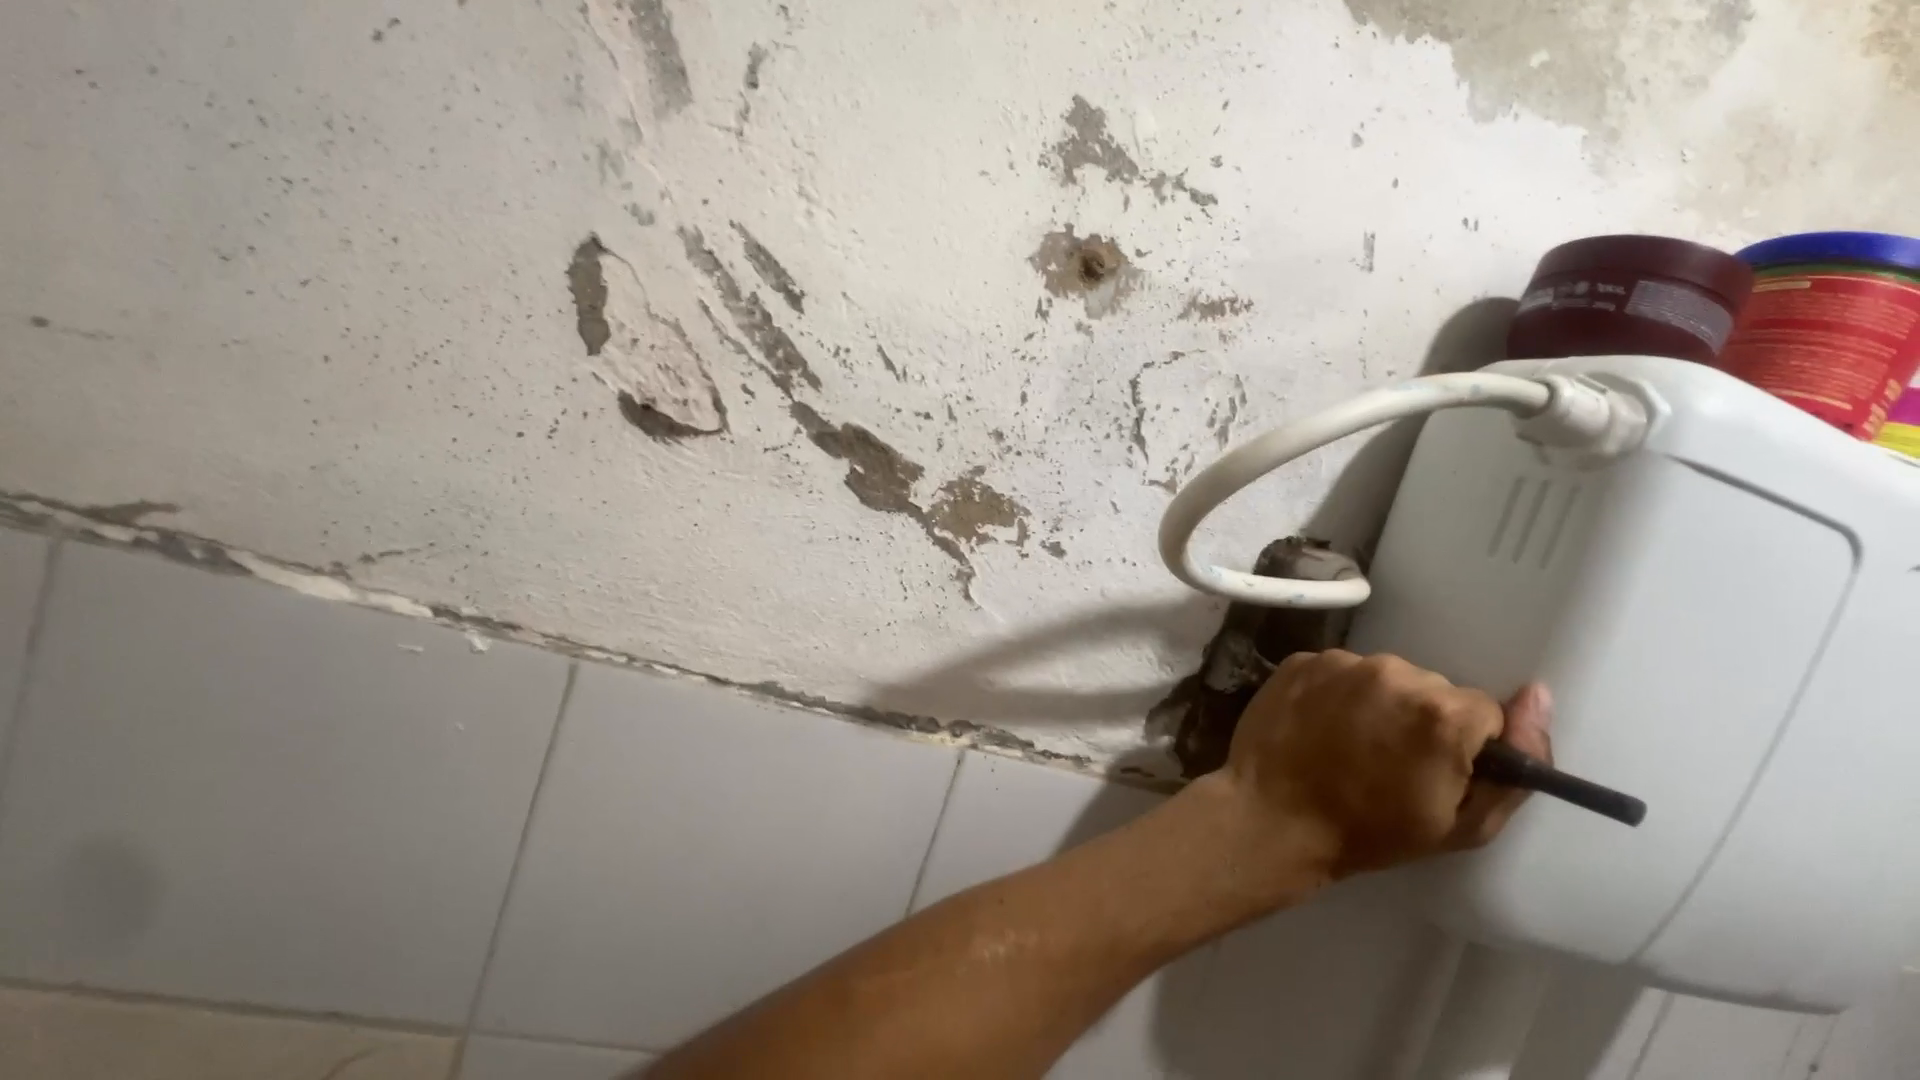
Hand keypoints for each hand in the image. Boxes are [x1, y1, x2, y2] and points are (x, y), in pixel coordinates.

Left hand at [1221, 650, 1552, 879]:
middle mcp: (1395, 672)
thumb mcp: (1463, 824)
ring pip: (1385, 678)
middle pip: (1432, 690)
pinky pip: (1340, 672)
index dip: (1463, 747)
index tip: (1433, 772)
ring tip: (1349, 745)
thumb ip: (1517, 765)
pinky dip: (1337, 694)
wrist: (1271, 818)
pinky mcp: (1302, 660)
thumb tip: (1539, 696)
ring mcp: (1342, 662)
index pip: (1482, 713)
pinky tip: (1320, 728)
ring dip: (1378, 704)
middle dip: (1421, 721)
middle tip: (1387, 763)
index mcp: (1443, 712)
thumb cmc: (1370, 831)